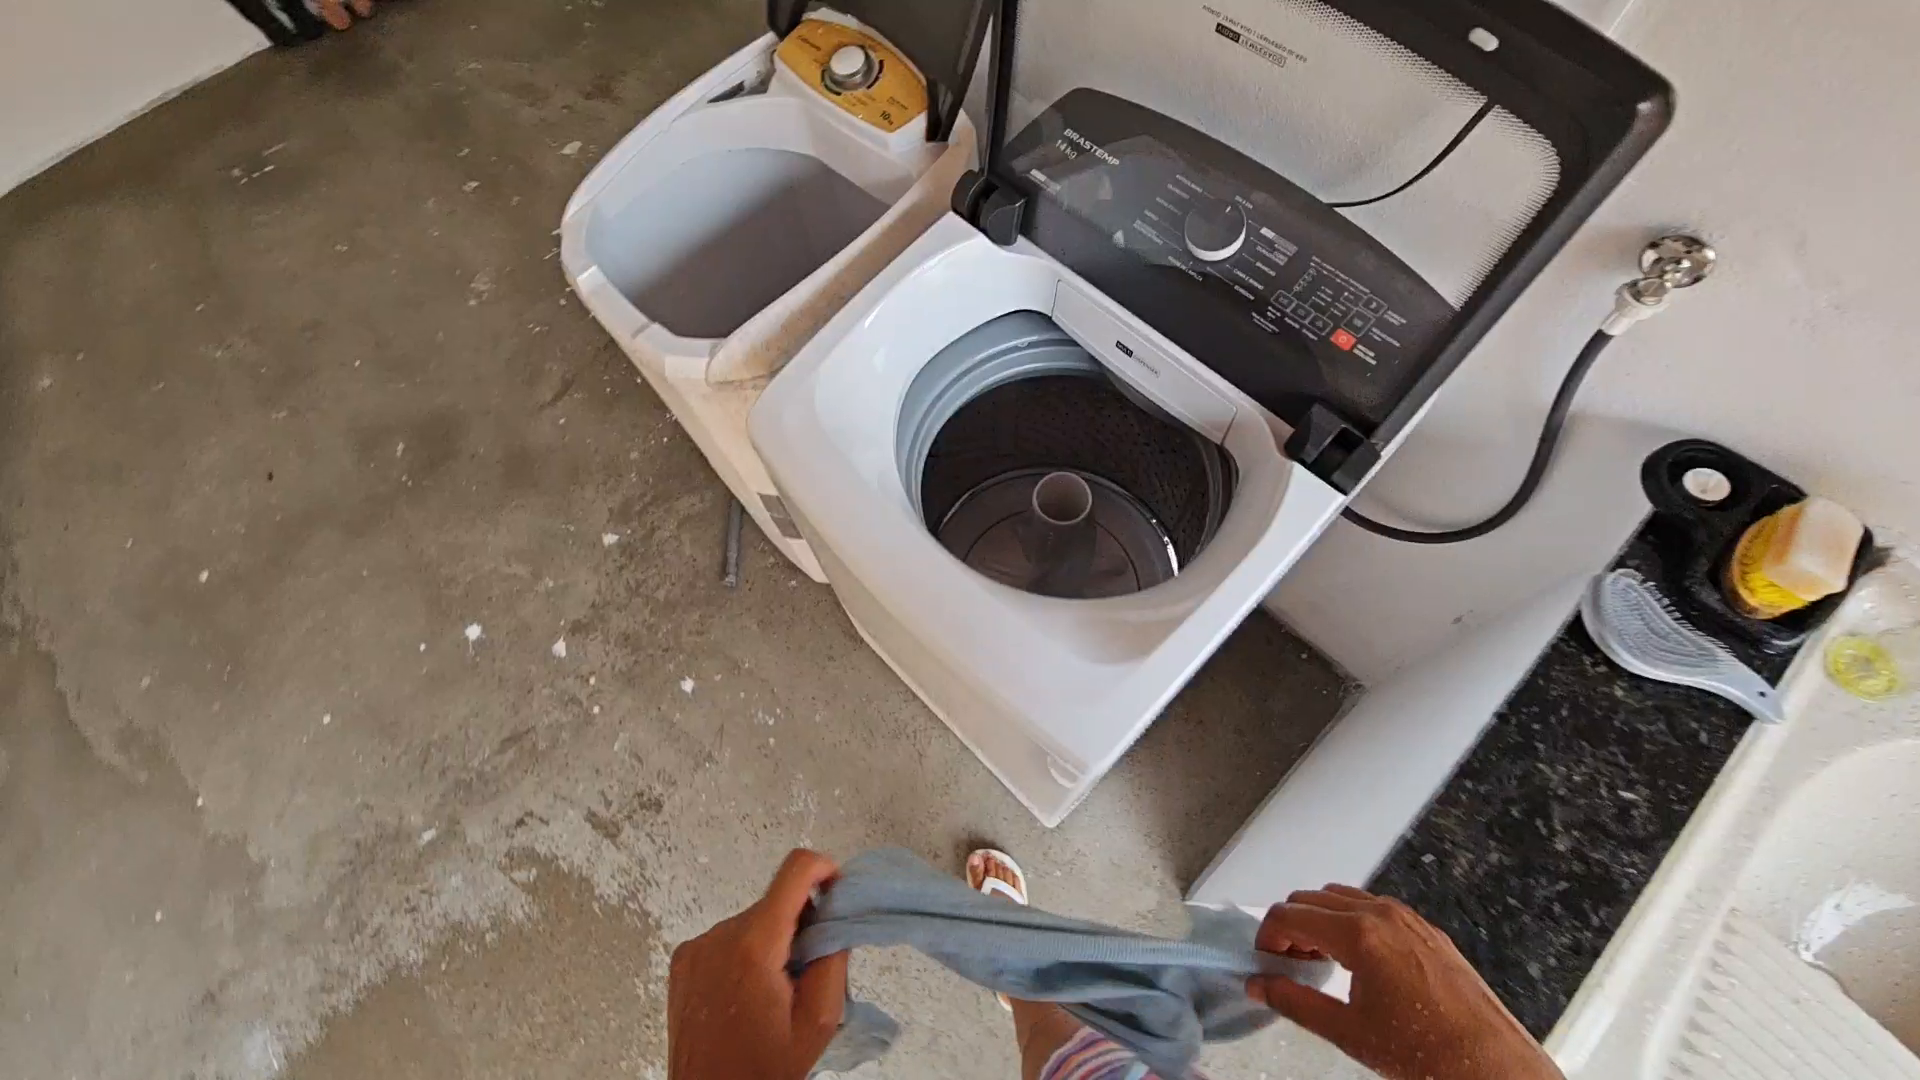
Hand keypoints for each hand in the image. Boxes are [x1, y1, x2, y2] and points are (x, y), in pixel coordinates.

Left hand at [668, 849, 849, 1079]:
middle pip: (776, 900)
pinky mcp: (682, 960)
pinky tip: (747, 993)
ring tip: (775, 989)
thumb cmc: (766, 1068)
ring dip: (773, 940)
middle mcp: (719, 934)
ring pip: (754, 919)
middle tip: (807, 968)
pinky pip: (729, 936)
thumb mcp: (820, 1020)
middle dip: (800, 923)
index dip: (823, 870)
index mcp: (755, 944)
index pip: (795, 870)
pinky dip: (747, 952)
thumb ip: (834, 957)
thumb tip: (835, 916)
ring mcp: (696, 945)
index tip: (837, 893)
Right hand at [1247, 885, 1563, 1079]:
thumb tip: (1257, 986)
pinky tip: (1360, 962)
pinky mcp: (1428, 929)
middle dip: (1291, 926)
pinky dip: (1352, 921)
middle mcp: (1380, 913)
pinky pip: (1374, 907)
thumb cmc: (1425, 1056)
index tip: (1266, 962)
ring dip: (1320, 920)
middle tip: (1290, 964)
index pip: (1288, 914)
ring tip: (1323, 962)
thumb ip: (1293, 1002)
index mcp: (1357, 934)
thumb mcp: (1348, 1033)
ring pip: (1341, 897)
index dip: (1267, 936)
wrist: (1497, 1073)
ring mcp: (1407, 918)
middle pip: (1310, 898)